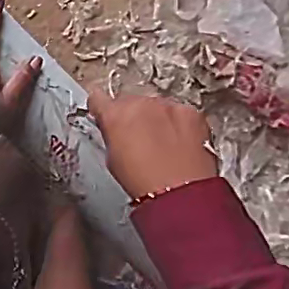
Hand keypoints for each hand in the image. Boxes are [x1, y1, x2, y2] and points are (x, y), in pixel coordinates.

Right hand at [86, 91, 218, 201]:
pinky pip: (180, 112)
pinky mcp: (190, 112)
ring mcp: (167, 105)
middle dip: (134, 116)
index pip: (98, 98)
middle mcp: (140, 103)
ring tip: (162, 145)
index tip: (105, 112)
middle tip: (139, 140)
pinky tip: (179, 143)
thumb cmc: (143, 181)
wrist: (179, 190)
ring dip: (157, 119)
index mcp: (114, 114)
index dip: (102, 108)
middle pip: (131, 102)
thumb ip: (112, 135)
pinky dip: (179, 123)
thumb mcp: (112, 158)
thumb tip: (115, 131)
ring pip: (157, 106)